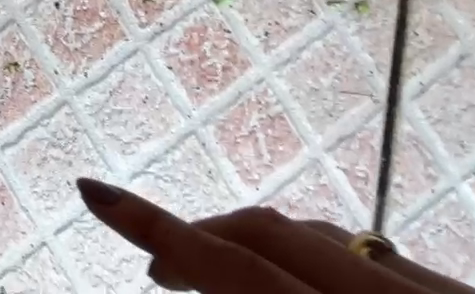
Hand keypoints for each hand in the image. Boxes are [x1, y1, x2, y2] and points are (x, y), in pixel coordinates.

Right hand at [76, 177, 474, 293]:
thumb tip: (183, 281)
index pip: (236, 269)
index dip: (154, 225)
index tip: (90, 191)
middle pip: (273, 231)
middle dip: (198, 232)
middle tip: (153, 264)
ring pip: (328, 237)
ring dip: (257, 246)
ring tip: (224, 271)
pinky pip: (384, 258)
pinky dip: (324, 261)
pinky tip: (313, 289)